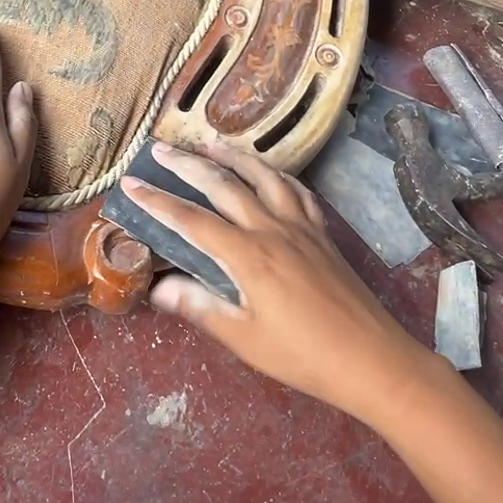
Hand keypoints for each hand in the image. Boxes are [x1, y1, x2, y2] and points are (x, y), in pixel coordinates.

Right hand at [124, 142, 432, 422]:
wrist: (372, 358)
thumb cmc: (303, 355)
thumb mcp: (244, 338)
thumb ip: (200, 307)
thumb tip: (158, 288)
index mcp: (247, 255)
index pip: (191, 219)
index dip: (157, 200)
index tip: (131, 184)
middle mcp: (272, 229)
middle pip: (224, 185)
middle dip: (188, 164)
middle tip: (162, 148)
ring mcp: (301, 227)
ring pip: (264, 176)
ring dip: (234, 157)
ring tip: (212, 144)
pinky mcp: (323, 233)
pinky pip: (298, 192)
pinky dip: (278, 175)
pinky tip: (270, 173)